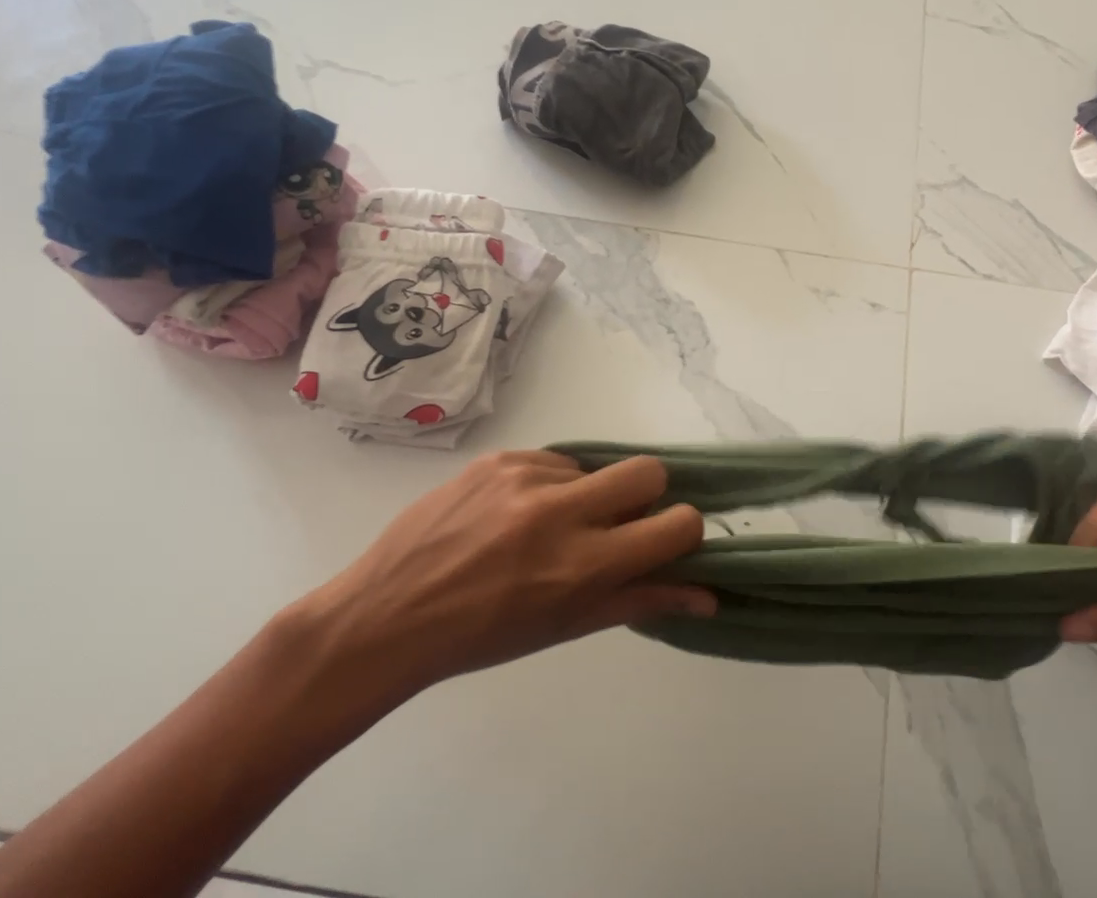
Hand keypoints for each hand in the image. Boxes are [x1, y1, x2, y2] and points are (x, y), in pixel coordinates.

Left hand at [285, 451, 714, 712]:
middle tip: (615, 528)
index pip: (677, 524)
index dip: (682, 533)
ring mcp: (525, 477)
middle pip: (648, 472)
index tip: (665, 544)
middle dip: (646, 498)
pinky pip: (553, 461)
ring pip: (596, 467)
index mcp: (582, 565)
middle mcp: (559, 511)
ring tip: (545, 531)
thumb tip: (709, 595)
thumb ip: (641, 600)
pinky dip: (550, 486)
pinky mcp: (497, 458)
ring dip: (588, 495)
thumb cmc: (483, 637)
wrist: (387, 615)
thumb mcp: (567, 626)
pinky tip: (515, 517)